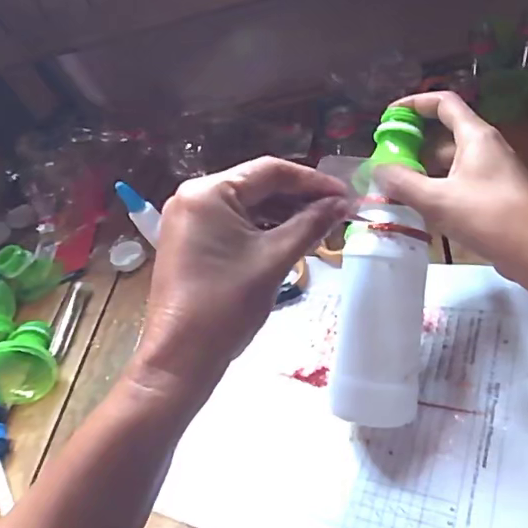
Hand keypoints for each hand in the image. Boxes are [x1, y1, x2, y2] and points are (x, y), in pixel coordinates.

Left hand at [130, 158, 350, 396]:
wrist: (182, 356)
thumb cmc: (226, 304)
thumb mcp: (275, 259)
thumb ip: (311, 224)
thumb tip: (342, 203)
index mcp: (208, 192)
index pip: (270, 171)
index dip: (313, 181)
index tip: (346, 195)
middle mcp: (193, 197)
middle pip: (257, 186)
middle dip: (299, 198)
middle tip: (338, 212)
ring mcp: (187, 219)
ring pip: (246, 206)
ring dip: (282, 215)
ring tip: (321, 228)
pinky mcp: (189, 241)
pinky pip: (232, 224)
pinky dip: (261, 229)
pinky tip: (291, 239)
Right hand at [372, 92, 527, 291]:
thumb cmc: (490, 218)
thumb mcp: (437, 199)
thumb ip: (402, 182)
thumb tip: (377, 168)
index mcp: (475, 137)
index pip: (443, 103)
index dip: (414, 103)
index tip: (388, 116)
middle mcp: (485, 148)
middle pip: (443, 133)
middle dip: (412, 143)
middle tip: (385, 159)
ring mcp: (491, 172)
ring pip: (449, 161)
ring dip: (422, 169)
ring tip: (394, 186)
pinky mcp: (493, 195)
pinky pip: (458, 182)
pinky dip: (436, 187)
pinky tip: (419, 207)